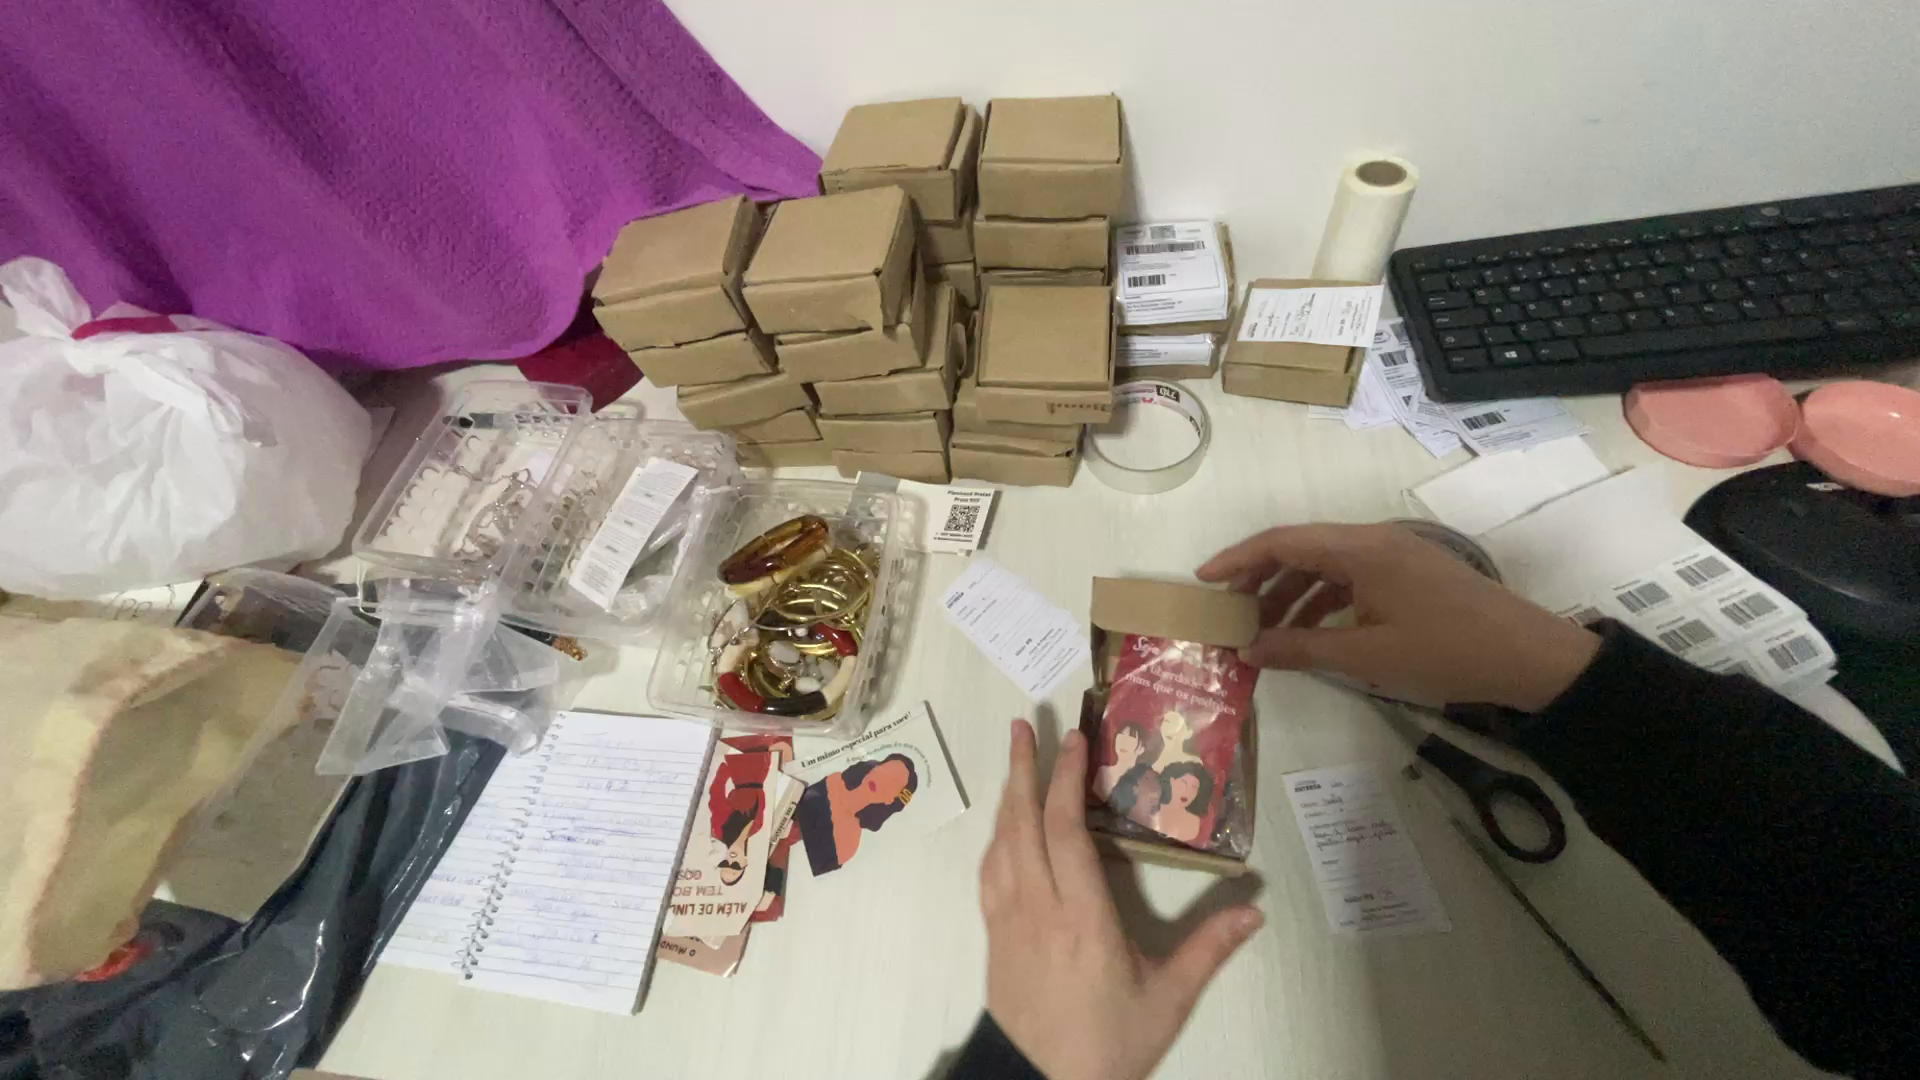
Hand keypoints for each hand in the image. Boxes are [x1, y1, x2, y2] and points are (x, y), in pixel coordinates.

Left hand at [978, 720, 1263, 1079]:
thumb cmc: (1106, 1041)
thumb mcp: (1166, 1000)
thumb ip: (1208, 949)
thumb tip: (1254, 908)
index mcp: (1081, 914)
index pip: (1066, 830)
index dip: (1067, 779)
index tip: (1073, 739)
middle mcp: (1037, 902)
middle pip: (1024, 820)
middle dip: (1023, 766)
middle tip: (1024, 722)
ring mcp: (1007, 913)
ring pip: (1002, 837)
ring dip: (1008, 790)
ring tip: (1015, 752)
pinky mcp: (993, 927)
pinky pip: (989, 866)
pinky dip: (998, 830)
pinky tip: (1005, 818)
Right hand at [1197, 523, 1600, 711]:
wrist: (1534, 659)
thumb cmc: (1446, 651)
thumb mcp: (1366, 655)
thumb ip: (1299, 648)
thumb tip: (1246, 652)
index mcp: (1360, 549)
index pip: (1281, 542)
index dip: (1237, 559)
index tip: (1204, 580)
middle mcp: (1371, 541)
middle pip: (1298, 548)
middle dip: (1258, 578)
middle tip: (1229, 610)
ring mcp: (1391, 554)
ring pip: (1321, 564)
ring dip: (1288, 593)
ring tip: (1262, 629)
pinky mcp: (1405, 572)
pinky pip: (1347, 576)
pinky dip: (1319, 599)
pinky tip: (1307, 630)